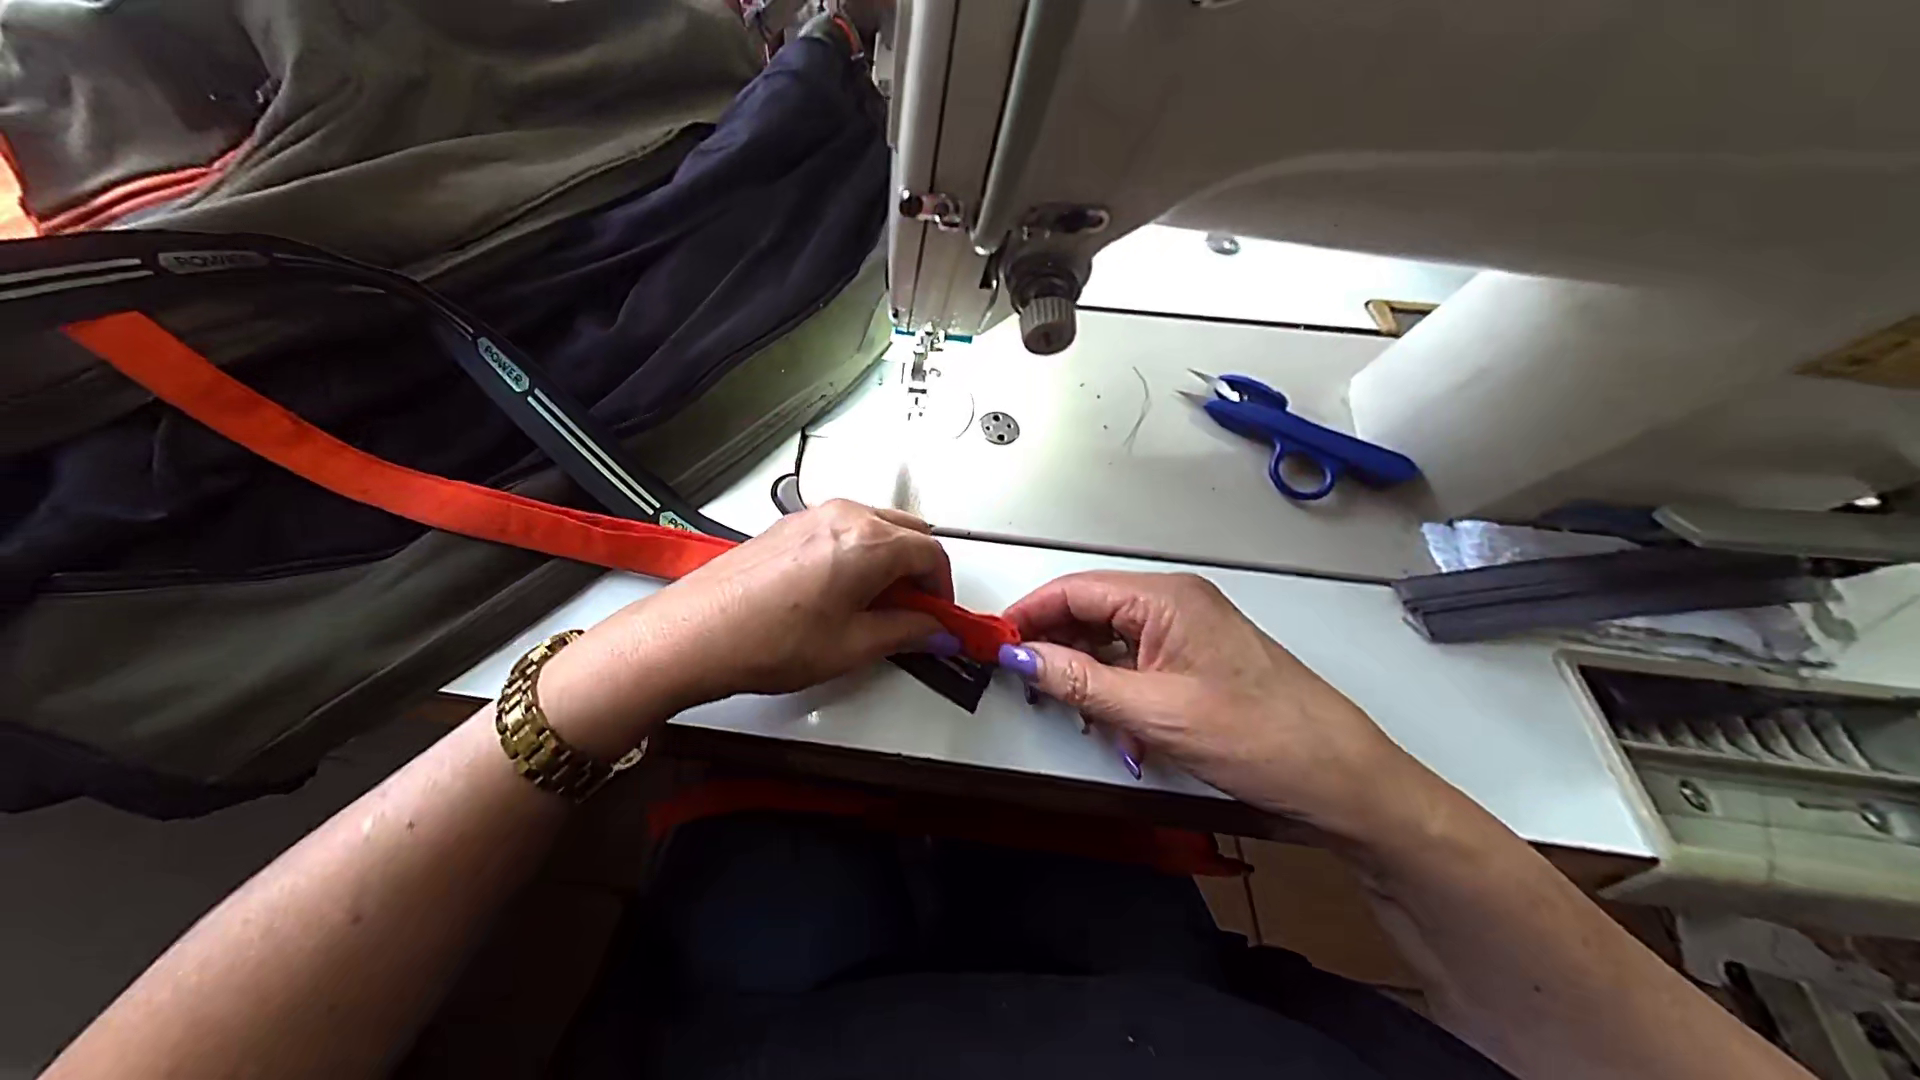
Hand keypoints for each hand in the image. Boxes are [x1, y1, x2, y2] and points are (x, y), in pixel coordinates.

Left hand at [537, 501, 953, 757]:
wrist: (694, 634)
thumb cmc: (762, 638)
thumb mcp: (854, 646)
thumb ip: (908, 632)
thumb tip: (933, 629)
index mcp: (869, 542)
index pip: (933, 554)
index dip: (944, 590)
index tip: (939, 616)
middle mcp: (845, 516)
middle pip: (910, 533)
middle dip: (921, 571)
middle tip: (915, 613)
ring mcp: (815, 515)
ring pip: (879, 528)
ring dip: (891, 561)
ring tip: (877, 607)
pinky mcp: (792, 524)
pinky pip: (847, 529)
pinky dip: (861, 554)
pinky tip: (844, 592)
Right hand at [1002, 571, 1432, 837]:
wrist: (1341, 780)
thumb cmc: (1261, 737)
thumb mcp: (1154, 711)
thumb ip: (1078, 681)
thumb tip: (1019, 658)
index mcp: (1166, 598)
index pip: (1074, 590)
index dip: (1028, 614)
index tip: (995, 644)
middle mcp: (1173, 604)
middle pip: (1089, 613)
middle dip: (1056, 649)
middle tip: (1027, 685)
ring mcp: (1185, 632)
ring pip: (1108, 642)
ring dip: (1086, 678)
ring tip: (1080, 715)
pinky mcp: (1192, 660)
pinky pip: (1133, 664)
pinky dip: (1114, 693)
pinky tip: (1116, 728)